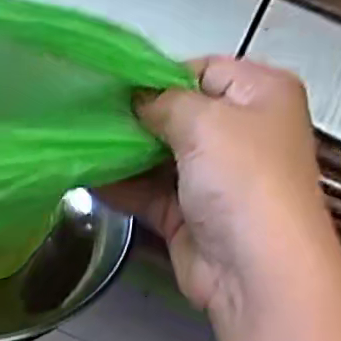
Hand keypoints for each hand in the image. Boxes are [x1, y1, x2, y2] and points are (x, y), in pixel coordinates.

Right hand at [99, 57, 335, 329]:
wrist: (253, 269)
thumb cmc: (245, 181)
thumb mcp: (206, 121)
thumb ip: (165, 102)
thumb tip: (137, 99)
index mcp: (260, 95)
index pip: (204, 72)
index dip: (161, 77)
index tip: (117, 87)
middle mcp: (238, 135)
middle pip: (178, 117)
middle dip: (137, 119)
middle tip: (91, 116)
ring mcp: (212, 180)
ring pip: (159, 159)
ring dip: (124, 155)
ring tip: (79, 144)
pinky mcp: (187, 218)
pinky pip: (148, 196)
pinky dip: (122, 188)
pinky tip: (89, 178)